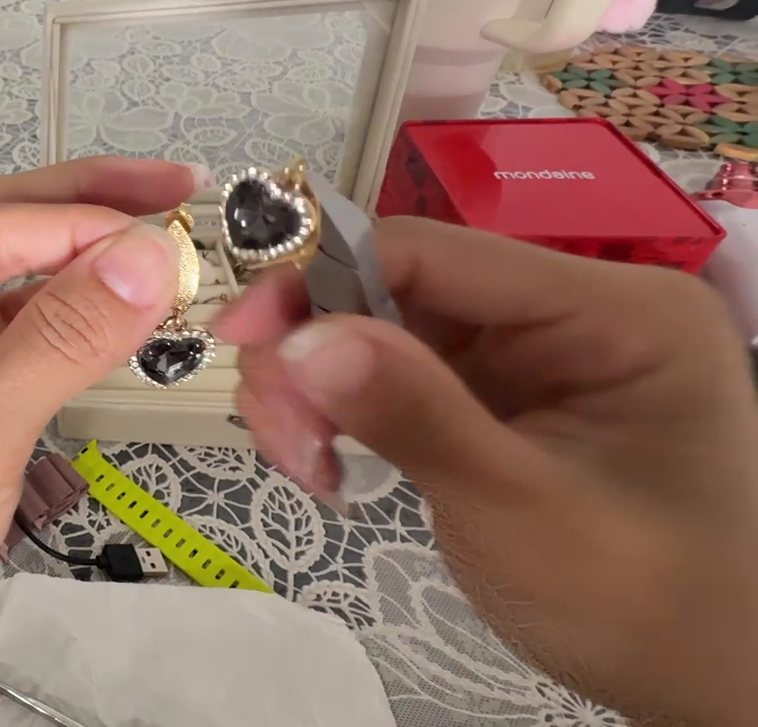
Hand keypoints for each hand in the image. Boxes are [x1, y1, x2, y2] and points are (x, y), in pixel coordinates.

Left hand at [0, 157, 191, 726]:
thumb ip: (59, 339)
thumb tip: (145, 255)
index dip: (85, 219)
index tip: (174, 222)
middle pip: (2, 228)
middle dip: (88, 206)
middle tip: (179, 188)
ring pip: (18, 273)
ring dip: (88, 259)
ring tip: (168, 241)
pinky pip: (23, 325)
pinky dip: (75, 314)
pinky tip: (123, 303)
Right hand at [213, 216, 757, 724]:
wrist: (698, 686)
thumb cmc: (649, 609)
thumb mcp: (527, 514)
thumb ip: (417, 417)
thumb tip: (298, 340)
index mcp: (605, 309)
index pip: (419, 250)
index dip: (311, 278)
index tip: (235, 337)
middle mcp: (548, 304)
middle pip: (369, 284)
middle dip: (302, 354)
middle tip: (280, 435)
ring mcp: (503, 341)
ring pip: (347, 323)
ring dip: (300, 386)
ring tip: (303, 461)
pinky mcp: (464, 377)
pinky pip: (357, 361)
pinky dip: (317, 404)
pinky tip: (318, 456)